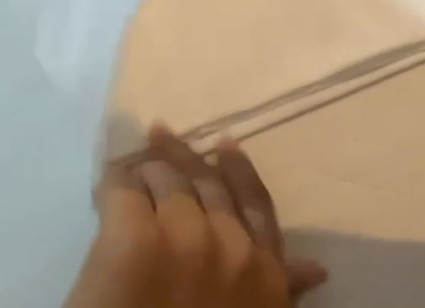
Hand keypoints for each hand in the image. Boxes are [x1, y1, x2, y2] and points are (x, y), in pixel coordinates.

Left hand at [64, 126, 327, 307]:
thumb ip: (280, 287)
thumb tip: (317, 268)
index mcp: (265, 274)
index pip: (257, 203)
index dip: (238, 170)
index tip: (227, 144)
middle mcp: (231, 245)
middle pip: (204, 181)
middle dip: (181, 158)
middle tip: (160, 136)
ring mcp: (183, 235)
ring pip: (162, 175)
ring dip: (144, 169)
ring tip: (131, 167)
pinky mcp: (135, 235)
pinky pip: (122, 184)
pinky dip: (113, 180)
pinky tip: (107, 185)